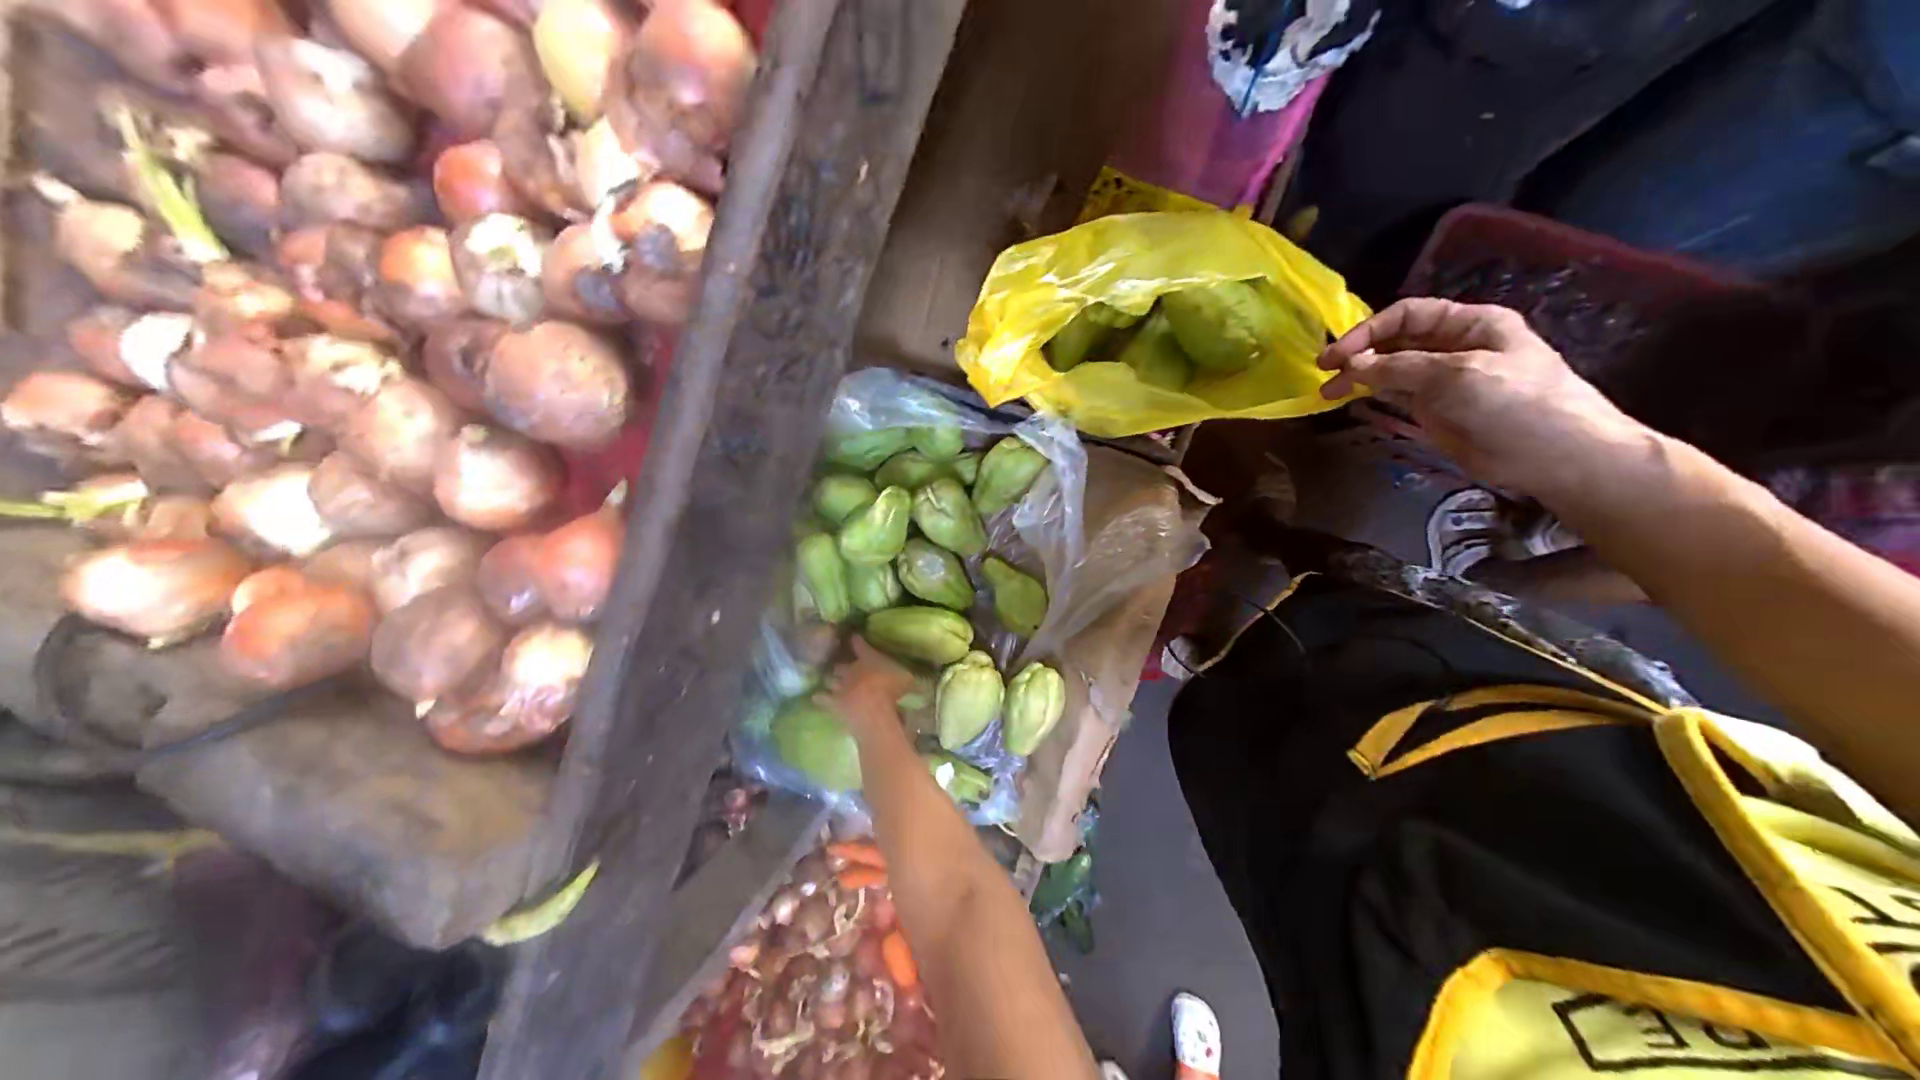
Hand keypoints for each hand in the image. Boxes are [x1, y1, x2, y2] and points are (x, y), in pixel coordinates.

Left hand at [818, 637, 916, 739]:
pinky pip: (822, 698)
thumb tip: (921, 680)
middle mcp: (851, 669)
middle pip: (841, 664)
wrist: (873, 709)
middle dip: (841, 664)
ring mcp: (840, 686)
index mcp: (868, 658)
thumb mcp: (908, 680)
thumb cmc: (891, 688)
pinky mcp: (833, 703)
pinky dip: (820, 697)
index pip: (860, 644)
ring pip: (830, 679)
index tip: (854, 636)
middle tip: (843, 665)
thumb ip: (912, 679)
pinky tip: (816, 696)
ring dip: (831, 679)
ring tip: (830, 679)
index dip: (856, 640)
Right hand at [1317, 298, 1652, 498]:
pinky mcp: (1438, 411)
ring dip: (1359, 377)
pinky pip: (1397, 396)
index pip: (1407, 315)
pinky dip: (1373, 396)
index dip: (1368, 331)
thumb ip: (1400, 367)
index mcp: (1470, 324)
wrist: (1558, 457)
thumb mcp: (1457, 375)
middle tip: (1324, 373)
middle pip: (1395, 341)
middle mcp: (1455, 347)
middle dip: (1358, 353)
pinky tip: (1352, 401)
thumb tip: (1352, 365)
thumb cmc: (1516, 405)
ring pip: (1391, 370)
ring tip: (1328, 392)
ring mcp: (1445, 380)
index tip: (1335, 355)